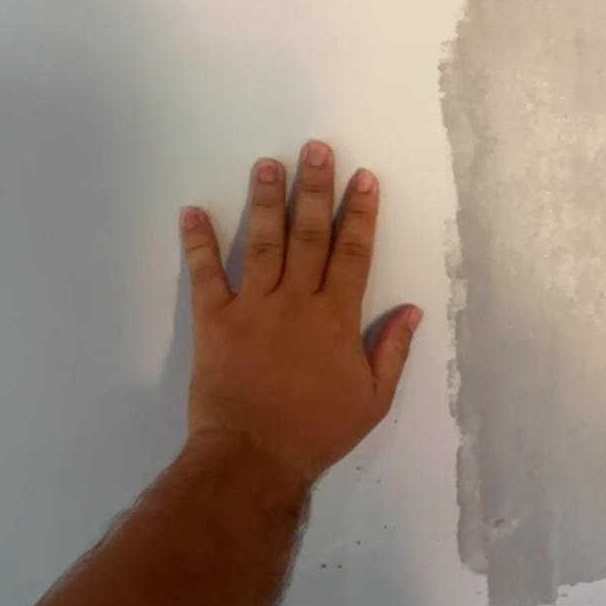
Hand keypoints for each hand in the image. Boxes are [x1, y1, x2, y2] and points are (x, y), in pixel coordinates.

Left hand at [179, 141, 421, 492]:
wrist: (253, 457)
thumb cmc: (319, 429)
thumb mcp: (375, 398)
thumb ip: (393, 350)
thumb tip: (412, 309)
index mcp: (337, 317)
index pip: (354, 253)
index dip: (361, 213)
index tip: (364, 178)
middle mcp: (297, 301)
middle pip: (310, 235)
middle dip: (316, 189)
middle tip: (316, 148)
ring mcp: (253, 308)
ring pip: (263, 244)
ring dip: (266, 201)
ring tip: (268, 163)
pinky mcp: (214, 322)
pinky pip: (206, 277)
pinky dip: (199, 244)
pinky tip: (194, 211)